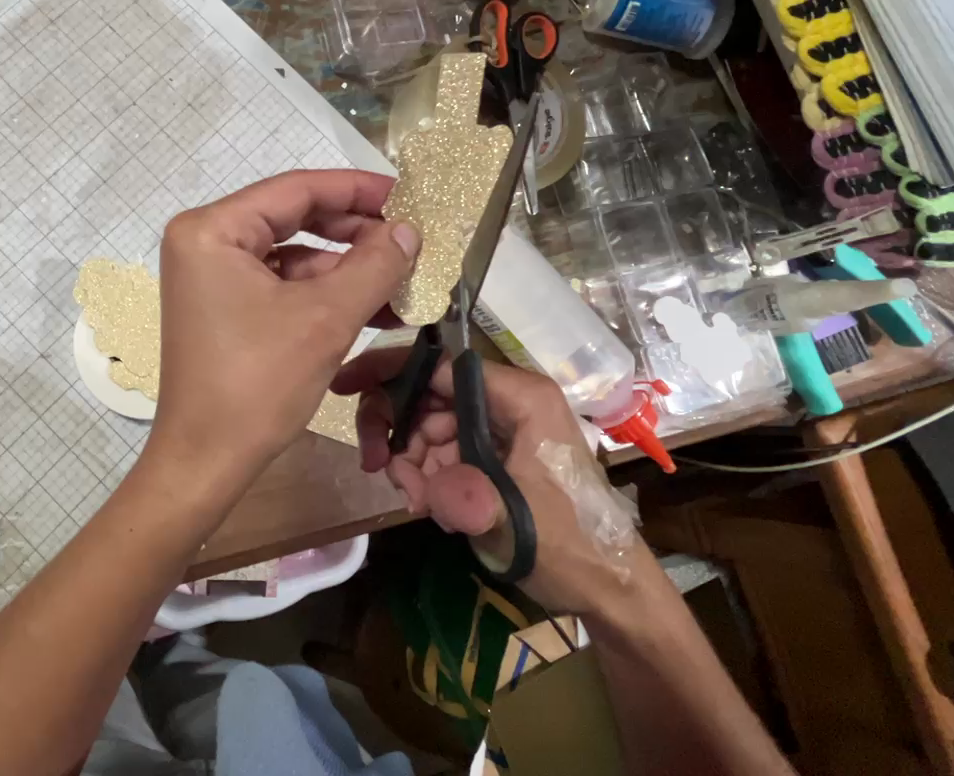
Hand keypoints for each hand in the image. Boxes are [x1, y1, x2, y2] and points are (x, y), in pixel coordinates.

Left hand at [150, 170, 419, 477]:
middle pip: (292, 217)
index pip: (295, 189)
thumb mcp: (326, 319)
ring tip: (404, 279)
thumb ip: (374, 264)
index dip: (357, 190)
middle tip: (411, 240)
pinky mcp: (221, 304)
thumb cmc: (258, 384)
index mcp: (211, 229)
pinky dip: (323, 292)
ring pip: (290, 253)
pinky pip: (279, 282)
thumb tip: (410, 230)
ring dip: (345, 267)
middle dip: (355, 232)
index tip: (408, 196)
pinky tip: (372, 305)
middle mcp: (203, 241)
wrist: (206, 459)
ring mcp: (209, 275)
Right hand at [334, 354, 652, 616]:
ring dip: (409, 461)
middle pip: (425, 392)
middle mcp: (507, 400)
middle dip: (396, 431)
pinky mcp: (491, 453)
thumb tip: (422, 480)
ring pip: (426, 423)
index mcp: (520, 396)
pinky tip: (431, 504)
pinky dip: (424, 475)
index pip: (438, 363)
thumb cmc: (572, 545)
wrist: (609, 591)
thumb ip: (466, 494)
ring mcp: (498, 426)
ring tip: (419, 502)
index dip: (387, 372)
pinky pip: (439, 449)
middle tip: (380, 471)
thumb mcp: (515, 519)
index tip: (344, 388)